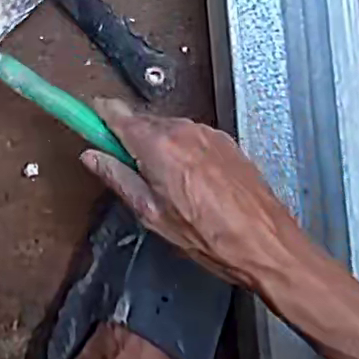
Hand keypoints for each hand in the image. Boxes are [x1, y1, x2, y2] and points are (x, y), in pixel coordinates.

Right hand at [80, 98, 309, 291]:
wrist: (272, 248)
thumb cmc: (213, 238)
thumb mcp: (151, 214)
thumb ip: (117, 178)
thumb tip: (91, 156)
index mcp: (156, 145)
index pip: (113, 111)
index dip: (96, 115)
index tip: (86, 121)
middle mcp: (180, 129)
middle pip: (139, 122)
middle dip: (131, 142)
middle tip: (135, 175)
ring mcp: (205, 132)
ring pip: (165, 130)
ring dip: (159, 148)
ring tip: (171, 186)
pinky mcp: (225, 140)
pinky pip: (190, 137)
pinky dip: (184, 152)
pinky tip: (196, 184)